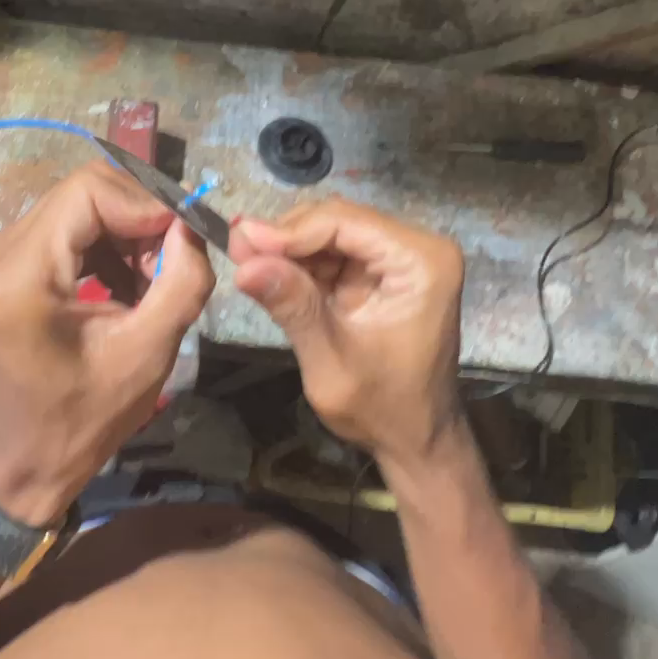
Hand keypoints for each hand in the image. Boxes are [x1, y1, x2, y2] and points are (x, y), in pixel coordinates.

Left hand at [0, 160, 214, 526]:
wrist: (26, 463)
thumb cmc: (83, 420)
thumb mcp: (147, 354)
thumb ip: (181, 282)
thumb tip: (192, 224)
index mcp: (22, 271)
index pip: (89, 191)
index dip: (147, 203)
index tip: (186, 237)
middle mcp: (3, 250)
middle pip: (86, 193)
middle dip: (142, 218)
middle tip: (177, 260)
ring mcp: (4, 255)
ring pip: (84, 207)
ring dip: (131, 233)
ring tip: (158, 280)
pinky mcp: (14, 264)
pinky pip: (73, 229)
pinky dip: (112, 246)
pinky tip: (133, 284)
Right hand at [229, 199, 466, 466]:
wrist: (415, 439)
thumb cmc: (383, 408)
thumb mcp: (331, 363)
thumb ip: (293, 307)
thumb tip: (243, 265)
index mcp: (422, 263)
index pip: (345, 223)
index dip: (289, 230)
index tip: (238, 241)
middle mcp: (417, 247)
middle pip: (337, 219)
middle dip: (285, 235)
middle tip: (235, 248)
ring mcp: (400, 256)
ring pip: (329, 230)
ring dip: (287, 246)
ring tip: (244, 257)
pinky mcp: (382, 269)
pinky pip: (332, 250)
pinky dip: (299, 260)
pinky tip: (268, 270)